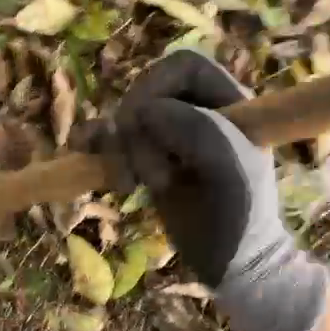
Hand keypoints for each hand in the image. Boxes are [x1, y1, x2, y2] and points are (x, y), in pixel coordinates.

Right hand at [92, 50, 329, 330]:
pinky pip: (108, 138)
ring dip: (114, 146)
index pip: (184, 66)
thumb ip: (197, 129)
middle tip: (146, 174)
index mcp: (228, 102)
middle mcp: (195, 112)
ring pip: (123, 116)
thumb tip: (146, 112)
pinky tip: (88, 159)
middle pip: (145, 90)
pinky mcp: (144, 160)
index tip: (145, 122)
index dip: (157, 84)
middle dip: (135, 128)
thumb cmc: (242, 216)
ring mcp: (168, 137)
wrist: (232, 264)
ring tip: (128, 184)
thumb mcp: (231, 169)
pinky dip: (94, 145)